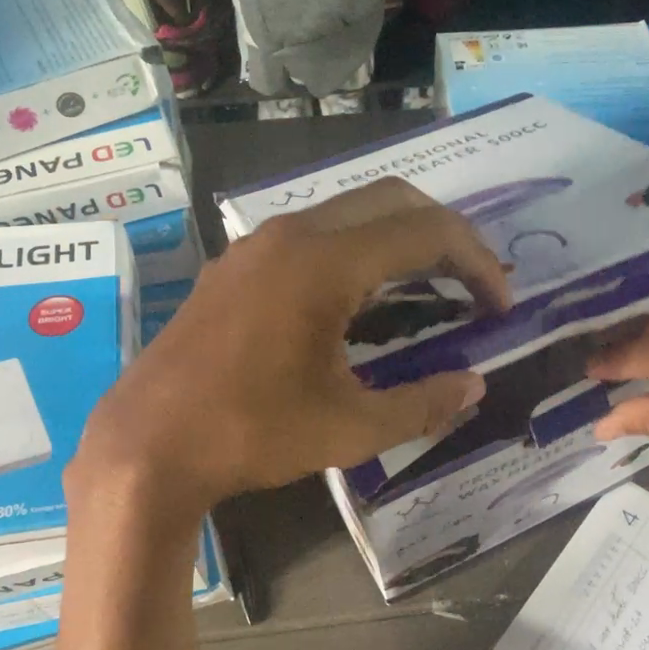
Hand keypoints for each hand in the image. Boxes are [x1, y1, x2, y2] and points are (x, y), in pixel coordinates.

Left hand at [69, 178, 510, 515]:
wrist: (148, 447)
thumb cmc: (252, 434)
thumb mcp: (350, 427)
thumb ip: (423, 403)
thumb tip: (474, 387)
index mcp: (323, 263)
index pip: (425, 232)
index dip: (477, 262)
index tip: (500, 305)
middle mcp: (289, 236)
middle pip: (390, 202)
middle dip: (446, 235)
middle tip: (475, 283)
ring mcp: (255, 248)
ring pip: (348, 215)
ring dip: (398, 241)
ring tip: (431, 291)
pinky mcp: (235, 270)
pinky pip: (312, 239)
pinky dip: (357, 255)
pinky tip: (363, 305)